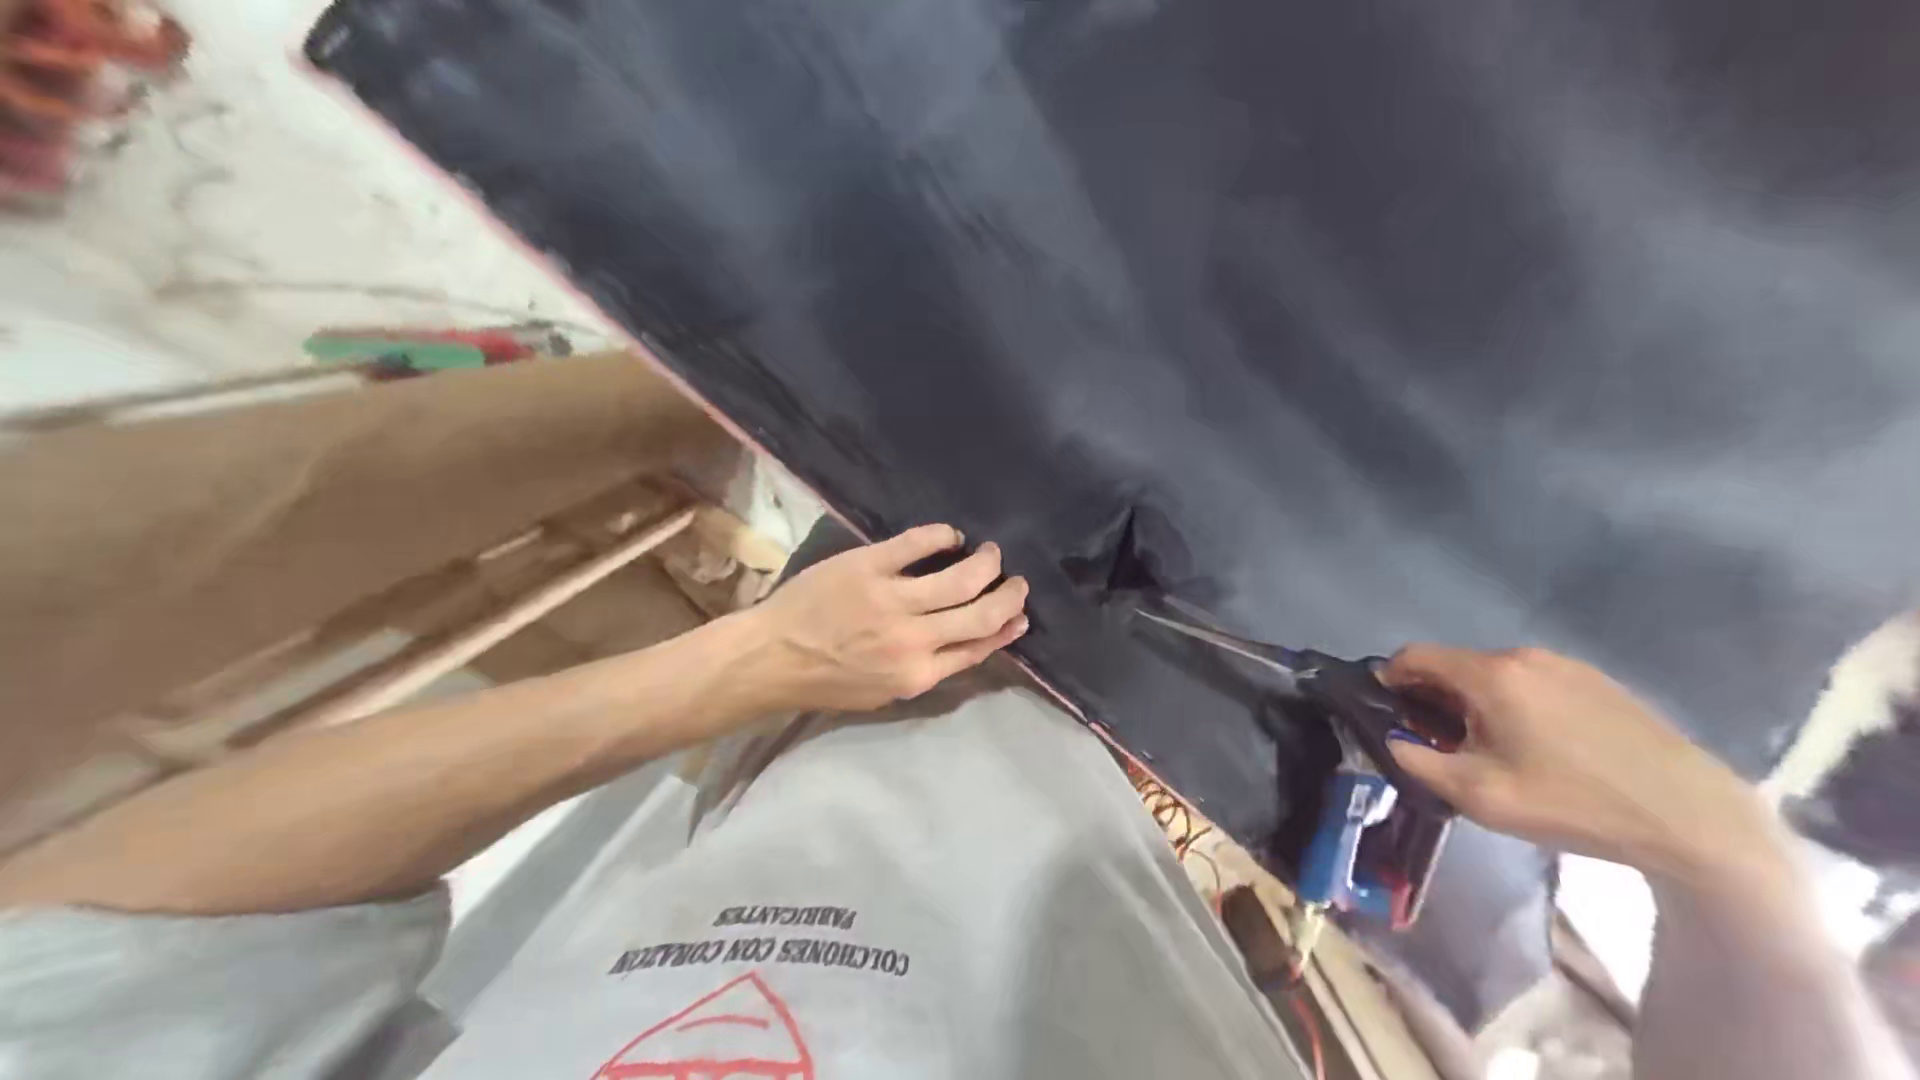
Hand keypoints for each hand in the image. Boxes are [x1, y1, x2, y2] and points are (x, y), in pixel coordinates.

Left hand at [743, 523, 1029, 711]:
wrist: (772, 657)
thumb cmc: (826, 680)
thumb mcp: (884, 692)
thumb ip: (929, 670)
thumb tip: (967, 642)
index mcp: (918, 674)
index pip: (979, 646)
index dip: (1007, 629)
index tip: (1019, 614)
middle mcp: (913, 639)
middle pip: (981, 612)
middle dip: (1009, 595)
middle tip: (1016, 580)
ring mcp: (892, 599)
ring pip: (960, 577)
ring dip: (985, 562)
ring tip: (991, 553)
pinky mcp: (868, 566)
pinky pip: (917, 543)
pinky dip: (942, 535)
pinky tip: (951, 535)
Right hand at [1381, 645, 1781, 887]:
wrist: (1698, 822)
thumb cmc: (1575, 803)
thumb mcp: (1480, 796)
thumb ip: (1419, 762)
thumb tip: (1396, 740)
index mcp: (1491, 675)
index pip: (1414, 655)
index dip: (1390, 677)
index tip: (1389, 710)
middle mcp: (1524, 656)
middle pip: (1454, 664)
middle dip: (1433, 695)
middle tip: (1438, 739)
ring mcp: (1567, 666)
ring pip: (1494, 674)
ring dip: (1474, 699)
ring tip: (1490, 745)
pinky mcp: (1600, 682)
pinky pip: (1533, 681)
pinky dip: (1514, 701)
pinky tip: (1538, 744)